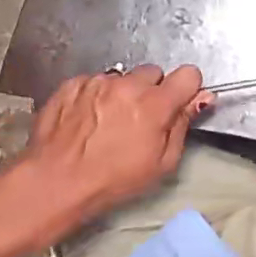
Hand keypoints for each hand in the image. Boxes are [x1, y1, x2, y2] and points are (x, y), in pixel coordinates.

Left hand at [20, 64, 212, 219]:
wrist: (55, 183)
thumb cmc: (112, 180)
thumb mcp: (163, 162)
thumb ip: (183, 124)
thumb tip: (200, 99)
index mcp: (155, 104)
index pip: (188, 74)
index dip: (187, 89)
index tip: (179, 103)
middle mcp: (127, 85)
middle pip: (153, 73)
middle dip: (152, 91)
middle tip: (141, 119)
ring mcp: (97, 82)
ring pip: (122, 77)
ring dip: (122, 93)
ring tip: (109, 123)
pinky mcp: (72, 85)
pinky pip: (95, 82)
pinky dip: (96, 96)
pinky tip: (89, 120)